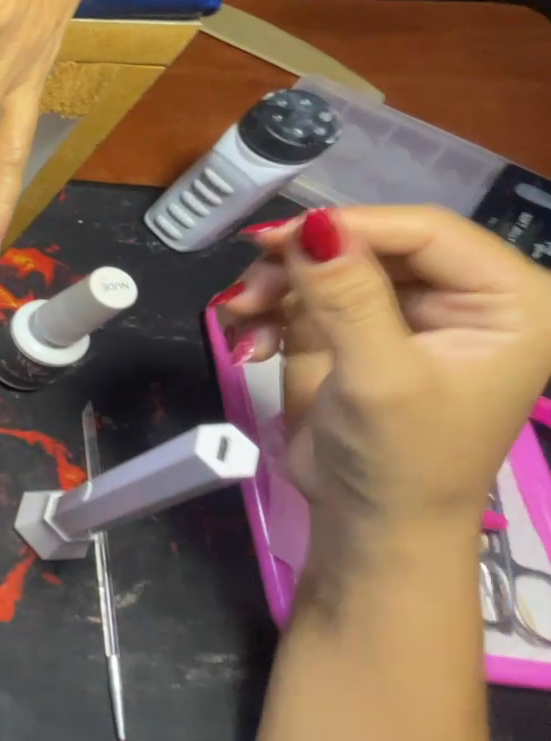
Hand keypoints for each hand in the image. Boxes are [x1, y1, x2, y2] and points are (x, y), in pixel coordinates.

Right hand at [214, 208, 550, 570]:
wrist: (369, 516)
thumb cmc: (400, 454)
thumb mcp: (377, 376)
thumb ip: (347, 298)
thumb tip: (310, 225)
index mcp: (503, 300)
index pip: (425, 232)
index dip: (348, 228)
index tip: (269, 244)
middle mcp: (456, 296)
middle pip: (365, 244)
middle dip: (296, 265)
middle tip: (242, 298)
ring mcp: (398, 313)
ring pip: (323, 266)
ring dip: (270, 289)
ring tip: (236, 322)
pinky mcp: (348, 331)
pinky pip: (298, 298)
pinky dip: (263, 313)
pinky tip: (246, 342)